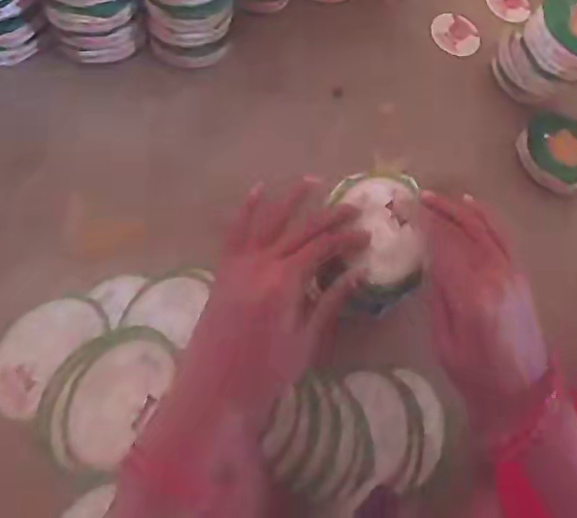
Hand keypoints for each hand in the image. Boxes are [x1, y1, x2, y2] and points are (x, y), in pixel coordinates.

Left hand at [175, 180, 367, 430]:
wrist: (211, 396)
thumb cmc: (263, 376)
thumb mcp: (304, 342)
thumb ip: (329, 303)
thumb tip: (358, 274)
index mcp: (283, 283)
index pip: (322, 248)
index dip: (346, 239)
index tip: (366, 235)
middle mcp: (261, 264)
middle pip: (301, 230)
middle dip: (330, 216)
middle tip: (353, 207)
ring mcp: (239, 264)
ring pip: (269, 221)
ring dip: (291, 198)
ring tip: (312, 180)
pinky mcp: (224, 270)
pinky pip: (235, 232)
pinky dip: (246, 209)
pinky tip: (258, 190)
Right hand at [420, 192, 552, 443]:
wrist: (524, 394)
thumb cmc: (476, 376)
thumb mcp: (443, 342)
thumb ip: (436, 297)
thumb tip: (428, 261)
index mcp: (471, 294)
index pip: (441, 245)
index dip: (421, 223)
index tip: (402, 208)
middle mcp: (493, 273)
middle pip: (461, 230)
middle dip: (435, 210)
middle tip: (412, 199)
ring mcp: (510, 270)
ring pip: (481, 226)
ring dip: (457, 207)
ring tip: (433, 197)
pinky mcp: (519, 272)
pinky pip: (500, 234)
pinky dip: (484, 215)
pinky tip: (468, 204)